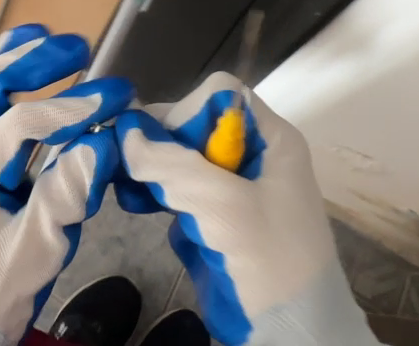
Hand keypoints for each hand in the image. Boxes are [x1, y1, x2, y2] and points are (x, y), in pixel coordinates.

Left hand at [0, 26, 133, 345]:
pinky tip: (25, 53)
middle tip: (77, 49)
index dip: (68, 109)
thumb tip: (104, 141)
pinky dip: (2, 68)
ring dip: (12, 55)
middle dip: (32, 61)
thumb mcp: (39, 247)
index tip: (112, 98)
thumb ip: (68, 193)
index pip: (20, 126)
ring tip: (47, 36)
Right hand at [114, 73, 376, 345]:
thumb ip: (174, 166)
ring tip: (127, 188)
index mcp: (271, 140)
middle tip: (129, 166)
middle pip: (195, 126)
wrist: (293, 339)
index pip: (220, 97)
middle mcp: (252, 156)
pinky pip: (180, 191)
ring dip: (154, 170)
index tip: (164, 147)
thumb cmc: (270, 262)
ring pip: (183, 158)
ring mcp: (234, 189)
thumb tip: (125, 132)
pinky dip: (157, 195)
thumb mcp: (224, 208)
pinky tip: (136, 204)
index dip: (187, 112)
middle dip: (163, 144)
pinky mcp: (217, 220)